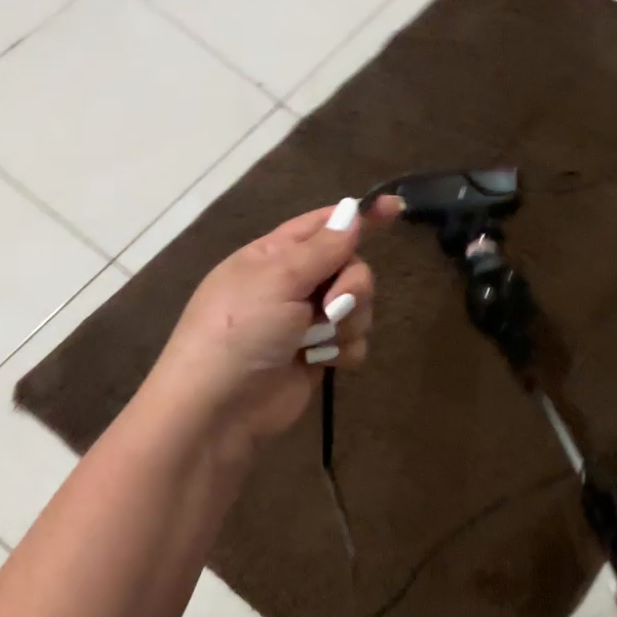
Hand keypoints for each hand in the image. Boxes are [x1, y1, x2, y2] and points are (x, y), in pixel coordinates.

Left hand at [148, 196, 399, 453]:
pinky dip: (343, 352)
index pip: (325, 224)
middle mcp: (294, 283)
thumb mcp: (278, 279)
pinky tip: (319, 364)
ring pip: (359, 306)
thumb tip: (353, 213)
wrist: (220, 408)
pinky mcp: (320, 357)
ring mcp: (307, 322)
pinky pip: (355, 342)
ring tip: (314, 343)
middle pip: (352, 267)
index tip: (396, 207)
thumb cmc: (239, 331)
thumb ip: (323, 247)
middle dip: (352, 287)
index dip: (360, 216)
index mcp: (275, 254)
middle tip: (331, 307)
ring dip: (346, 324)